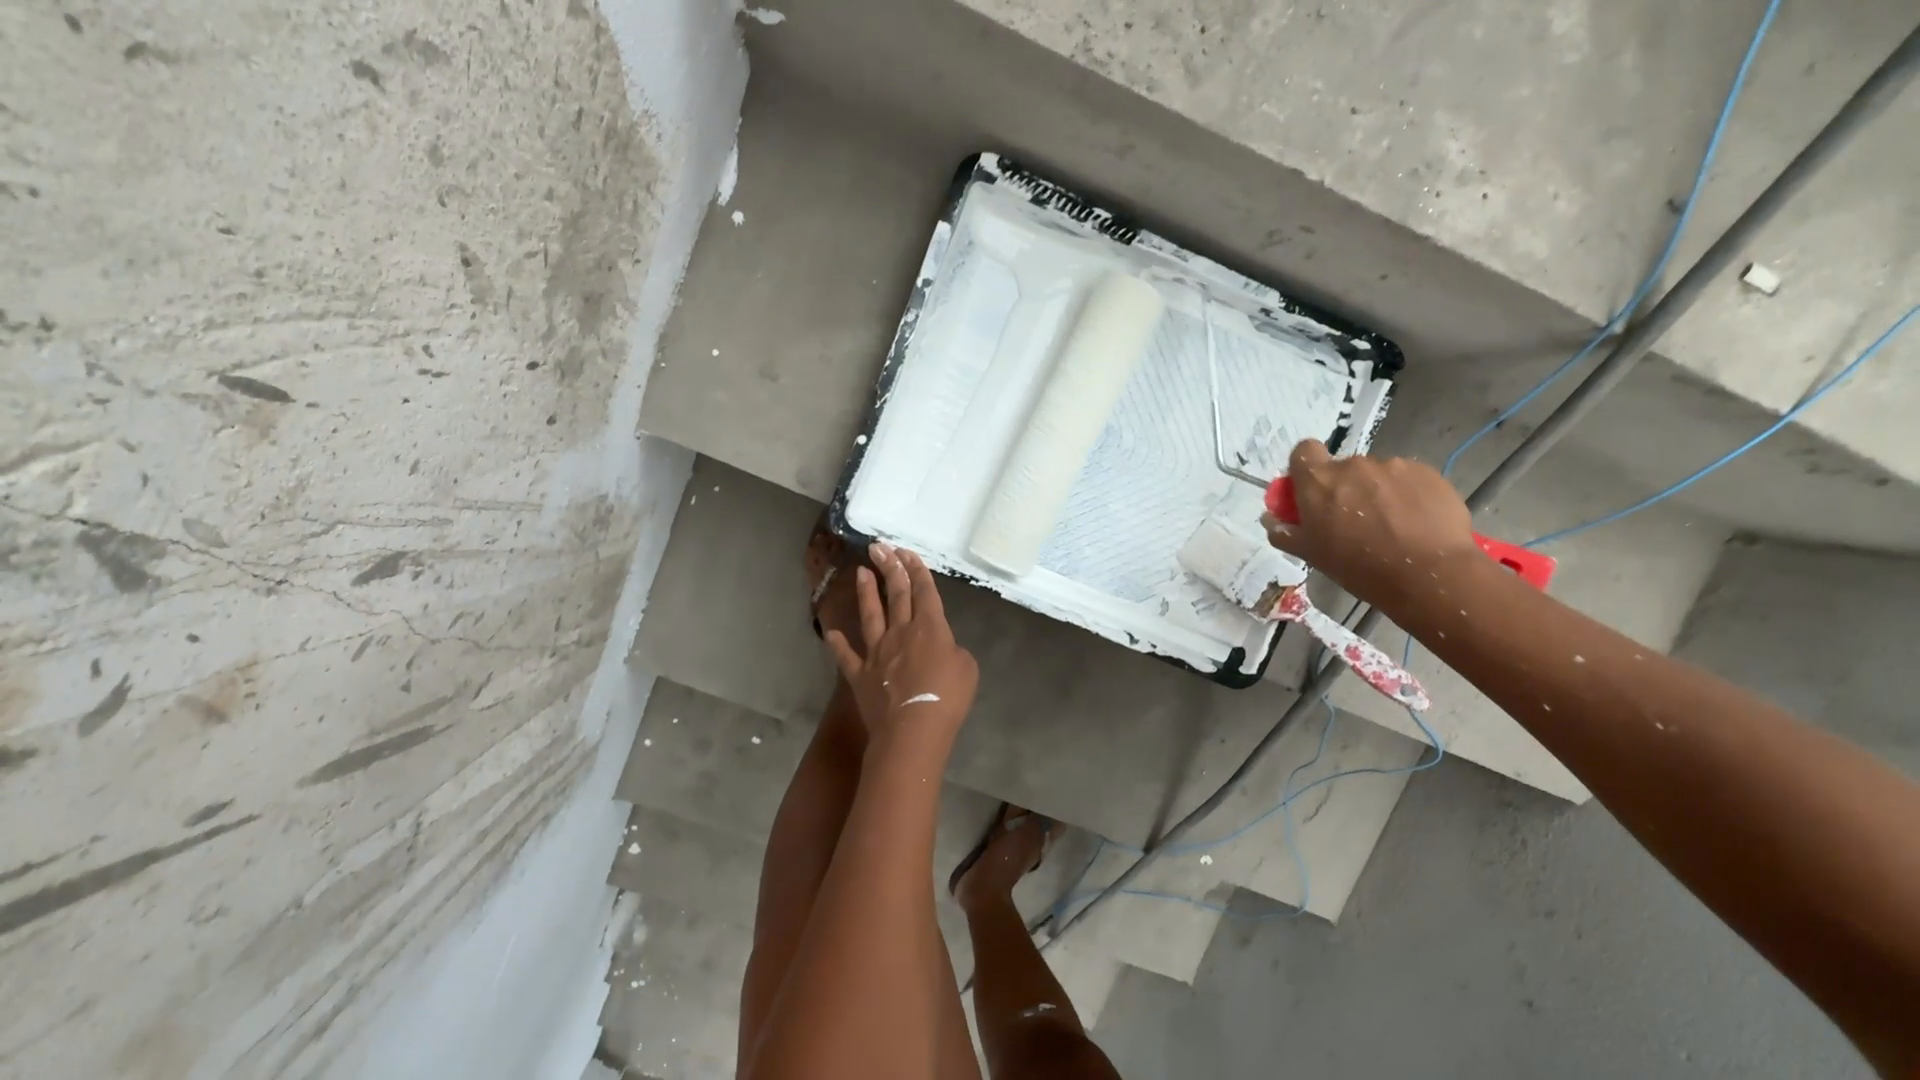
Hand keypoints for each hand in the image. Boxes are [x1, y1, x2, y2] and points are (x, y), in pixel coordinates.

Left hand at [824, 542, 978, 753]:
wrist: (912, 729)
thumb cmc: (947, 698)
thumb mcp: (966, 668)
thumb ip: (952, 650)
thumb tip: (940, 647)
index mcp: (929, 627)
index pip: (923, 591)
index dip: (916, 569)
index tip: (907, 552)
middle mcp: (900, 632)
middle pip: (896, 594)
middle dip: (890, 568)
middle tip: (880, 547)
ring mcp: (876, 652)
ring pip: (870, 615)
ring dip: (866, 592)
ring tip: (861, 572)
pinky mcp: (860, 673)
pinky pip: (846, 655)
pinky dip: (838, 643)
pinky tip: (831, 632)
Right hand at [1262, 439, 1481, 605]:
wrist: (1428, 575)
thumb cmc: (1359, 567)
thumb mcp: (1312, 555)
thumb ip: (1285, 532)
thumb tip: (1272, 520)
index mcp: (1319, 481)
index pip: (1303, 451)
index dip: (1306, 469)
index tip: (1313, 492)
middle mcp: (1354, 465)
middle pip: (1343, 468)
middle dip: (1346, 489)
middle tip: (1355, 522)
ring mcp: (1393, 466)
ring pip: (1377, 475)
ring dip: (1378, 493)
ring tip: (1392, 526)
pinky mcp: (1427, 473)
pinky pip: (1409, 480)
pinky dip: (1408, 496)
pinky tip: (1416, 523)